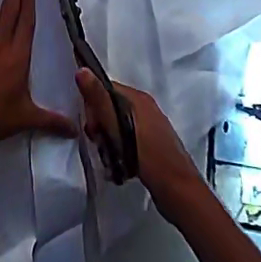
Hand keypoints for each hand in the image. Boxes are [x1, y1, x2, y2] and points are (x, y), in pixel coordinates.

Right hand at [76, 70, 206, 220]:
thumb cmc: (146, 156)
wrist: (178, 190)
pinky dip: (120, 150)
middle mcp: (146, 108)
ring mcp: (150, 127)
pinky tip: (119, 164)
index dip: (93, 105)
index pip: (105, 89)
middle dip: (100, 126)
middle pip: (110, 108)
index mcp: (138, 98)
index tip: (92, 126)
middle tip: (100, 143)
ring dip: (109, 141)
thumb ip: (98, 100)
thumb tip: (82, 70)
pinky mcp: (152, 144)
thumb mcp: (116, 127)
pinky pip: (127, 139)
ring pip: (117, 126)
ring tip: (110, 157)